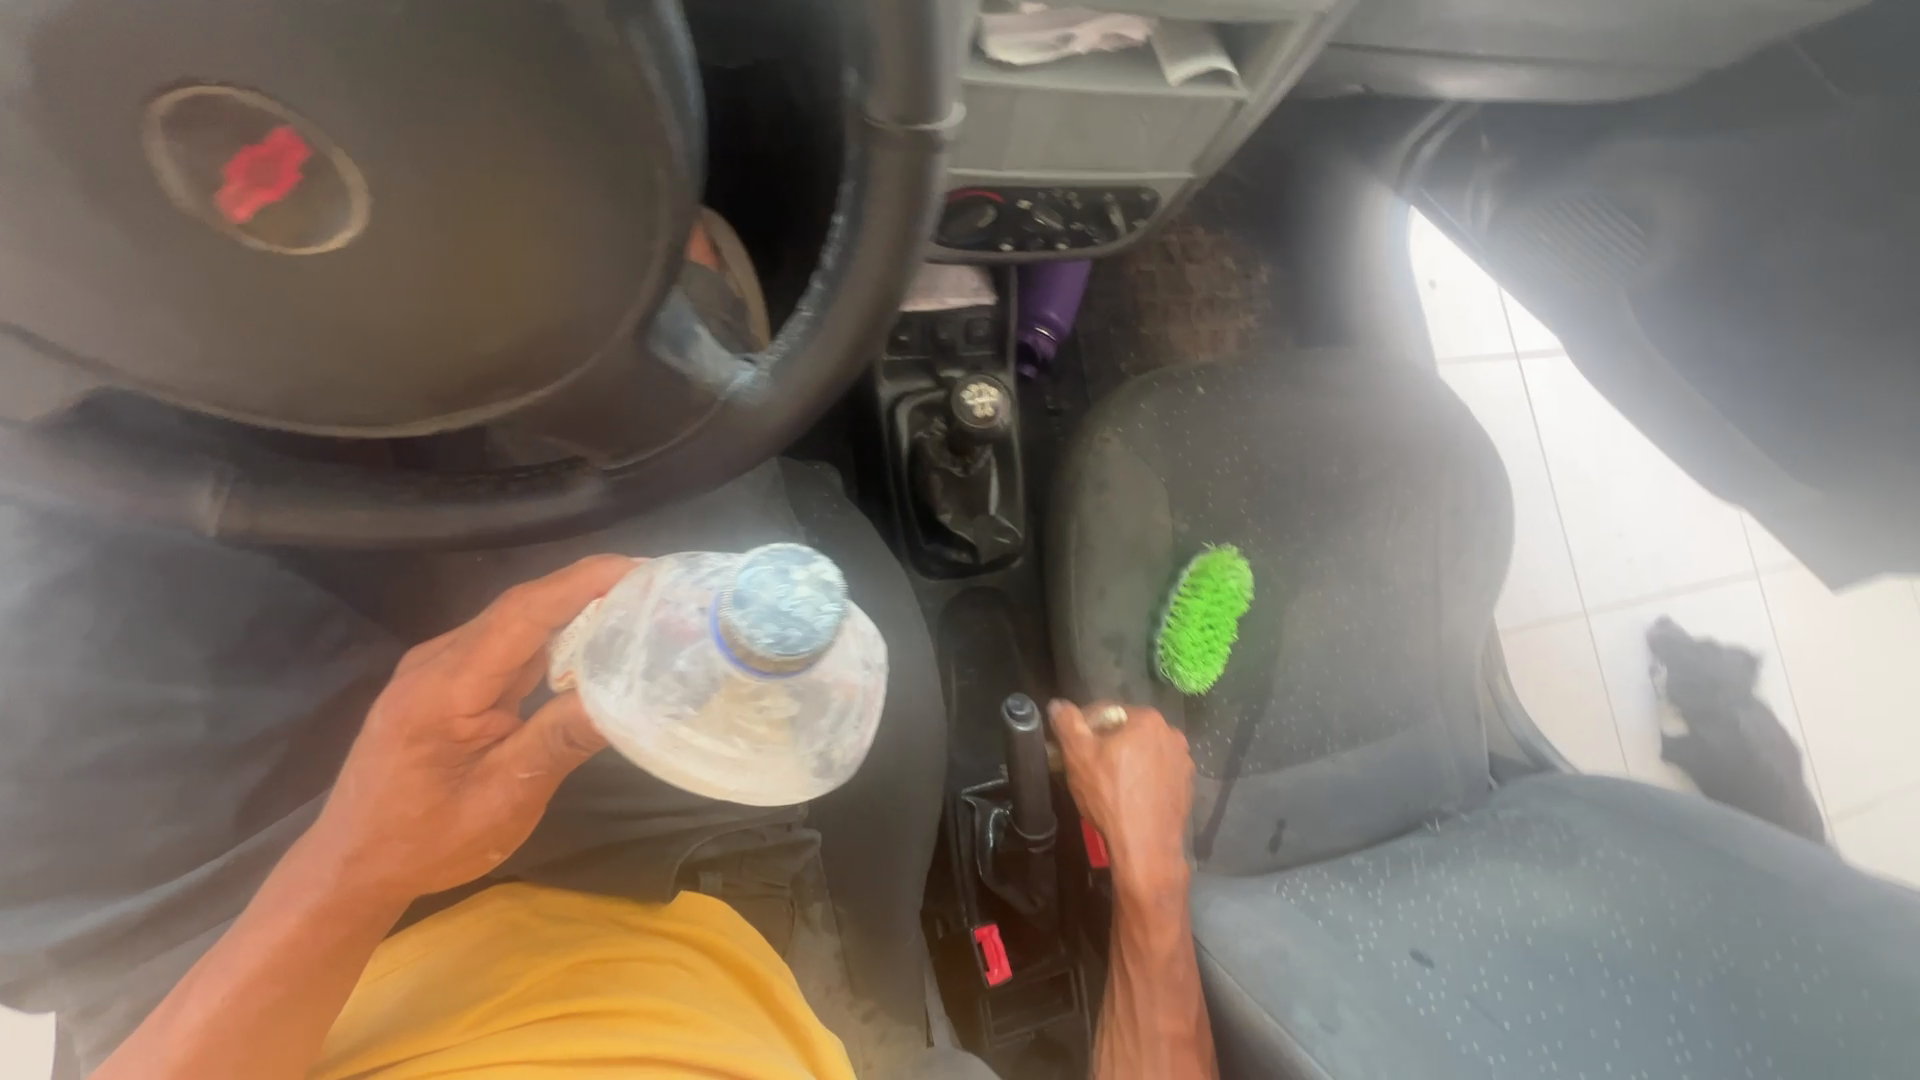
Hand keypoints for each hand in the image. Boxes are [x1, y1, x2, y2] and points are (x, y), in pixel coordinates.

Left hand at [307, 555, 635, 904]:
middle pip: (524, 607)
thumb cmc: (426, 841)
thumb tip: (628, 693)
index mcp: (445, 687)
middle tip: (658, 588)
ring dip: (579, 609)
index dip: (584, 583)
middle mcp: (438, 661)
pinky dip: (559, 635)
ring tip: (640, 607)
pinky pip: (512, 644)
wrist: (350, 868)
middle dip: (593, 587)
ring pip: (519, 621)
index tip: (642, 570)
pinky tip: (596, 642)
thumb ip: (562, 739)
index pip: (523, 613)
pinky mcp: (451, 680)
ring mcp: (441, 667)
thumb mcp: (505, 798)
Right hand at [1048, 700, 1194, 895]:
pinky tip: (1128, 797)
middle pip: (1126, 731)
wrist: (1146, 847)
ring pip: (1142, 752)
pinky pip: (1156, 773)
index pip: (1106, 711)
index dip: (1083, 727)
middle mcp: (1171, 734)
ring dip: (1125, 761)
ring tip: (1106, 784)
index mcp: (1147, 719)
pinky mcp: (1186, 787)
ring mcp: (1182, 762)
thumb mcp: (1078, 754)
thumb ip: (1067, 722)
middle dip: (1105, 744)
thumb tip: (1058, 704)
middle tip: (1086, 766)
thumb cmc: (1110, 795)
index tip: (1070, 746)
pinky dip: (1142, 779)